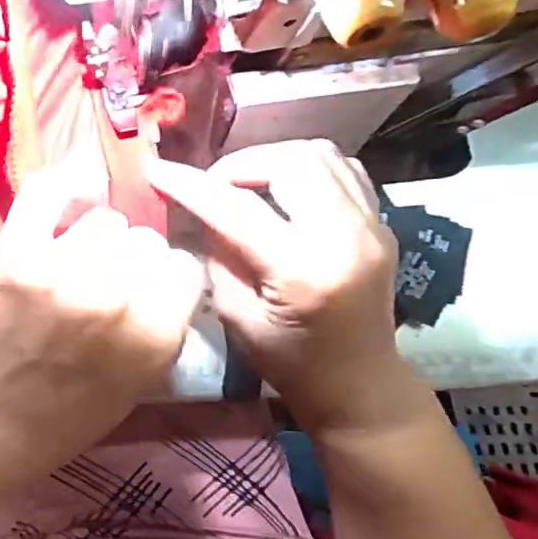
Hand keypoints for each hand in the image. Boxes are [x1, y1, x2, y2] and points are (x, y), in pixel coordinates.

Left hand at [0, 164, 204, 499]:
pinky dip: (58, 191)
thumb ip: (160, 328)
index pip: (182, 266)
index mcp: (154, 336)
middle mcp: (115, 297)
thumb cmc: (61, 420)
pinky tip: (59, 208)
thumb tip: (168, 273)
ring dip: (92, 237)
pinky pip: (47, 193)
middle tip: (100, 281)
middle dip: (127, 260)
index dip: (162, 277)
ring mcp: (61, 272)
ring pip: (103, 218)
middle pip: (142, 240)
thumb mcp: (136, 387)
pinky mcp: (13, 257)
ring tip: (70, 263)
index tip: (143, 287)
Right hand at [145, 140, 404, 432]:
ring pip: (318, 154)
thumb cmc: (290, 364)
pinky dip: (304, 168)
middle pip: (288, 162)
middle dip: (237, 166)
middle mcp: (347, 238)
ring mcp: (373, 225)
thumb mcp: (235, 316)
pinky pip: (342, 168)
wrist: (359, 384)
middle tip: (211, 188)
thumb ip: (217, 257)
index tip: (156, 171)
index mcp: (304, 272)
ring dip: (271, 160)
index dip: (190, 185)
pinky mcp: (381, 222)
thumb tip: (198, 211)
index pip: (238, 208)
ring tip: (244, 184)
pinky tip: (283, 190)